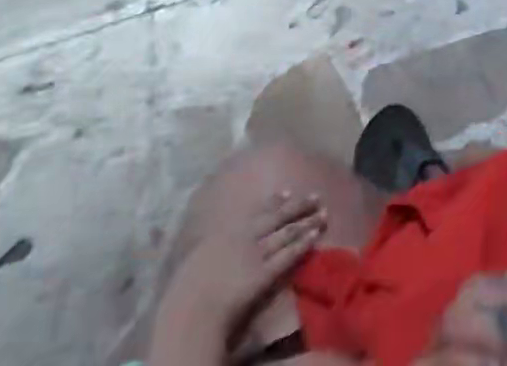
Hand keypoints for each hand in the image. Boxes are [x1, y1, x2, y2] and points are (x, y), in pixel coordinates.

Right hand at [152, 191, 326, 357]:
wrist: (188, 314)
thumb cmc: (182, 296)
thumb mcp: (192, 264)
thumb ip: (210, 251)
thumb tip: (216, 246)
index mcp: (223, 234)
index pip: (253, 214)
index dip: (273, 203)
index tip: (287, 192)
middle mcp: (242, 237)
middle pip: (276, 218)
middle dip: (297, 206)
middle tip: (315, 196)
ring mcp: (255, 253)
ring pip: (286, 232)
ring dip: (306, 221)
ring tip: (324, 212)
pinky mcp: (265, 272)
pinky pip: (288, 254)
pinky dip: (303, 243)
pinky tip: (316, 235)